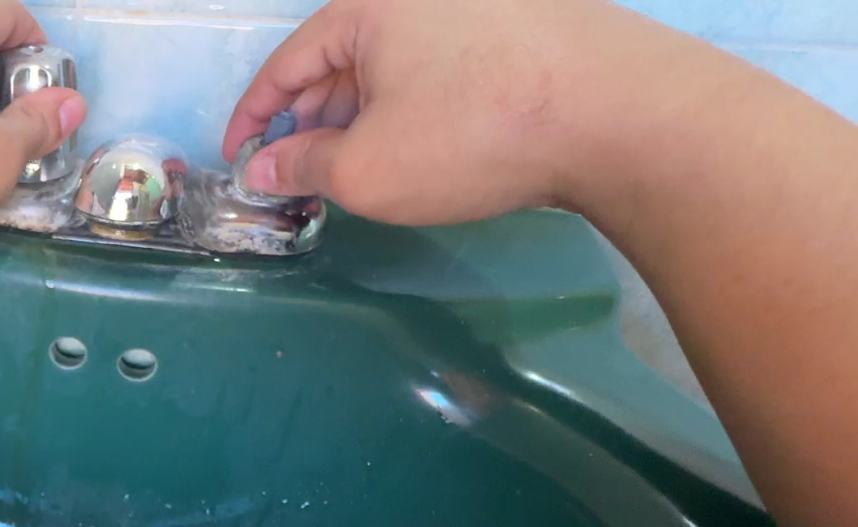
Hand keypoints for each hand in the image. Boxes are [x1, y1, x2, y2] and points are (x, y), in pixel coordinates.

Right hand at [222, 0, 723, 225]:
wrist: (620, 115)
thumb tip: (259, 169)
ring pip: (382, 66)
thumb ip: (297, 167)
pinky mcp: (514, 24)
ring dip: (350, 120)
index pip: (285, 64)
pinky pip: (427, 67)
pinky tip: (400, 148)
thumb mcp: (361, 168)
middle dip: (303, 123)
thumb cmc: (467, 137)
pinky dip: (396, 108)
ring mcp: (474, 3)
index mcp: (372, 6)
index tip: (236, 161)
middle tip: (290, 178)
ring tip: (342, 172)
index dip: (251, 119)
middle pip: (333, 62)